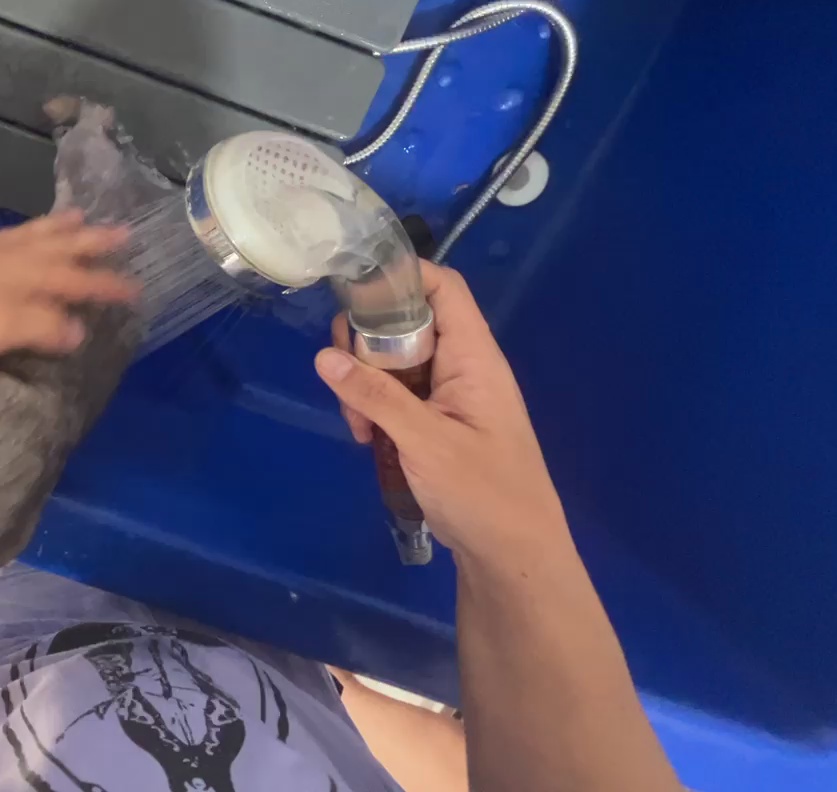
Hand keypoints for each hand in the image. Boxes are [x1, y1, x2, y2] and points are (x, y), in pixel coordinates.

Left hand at [0, 210, 137, 372]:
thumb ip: (41, 324)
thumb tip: (80, 329)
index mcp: (17, 274)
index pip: (74, 280)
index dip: (106, 286)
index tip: (138, 290)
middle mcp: (0, 258)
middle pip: (55, 247)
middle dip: (90, 242)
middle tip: (122, 232)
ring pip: (26, 236)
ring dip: (57, 229)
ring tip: (77, 217)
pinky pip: (1, 240)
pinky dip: (22, 236)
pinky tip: (13, 242)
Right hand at [315, 263, 570, 568]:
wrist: (514, 560)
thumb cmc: (485, 494)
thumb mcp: (424, 442)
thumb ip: (374, 395)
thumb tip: (323, 355)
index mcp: (474, 359)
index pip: (443, 289)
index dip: (403, 275)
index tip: (352, 287)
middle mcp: (460, 367)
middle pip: (405, 323)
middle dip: (365, 343)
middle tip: (343, 375)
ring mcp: (446, 394)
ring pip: (391, 360)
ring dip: (363, 383)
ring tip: (359, 424)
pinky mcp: (433, 420)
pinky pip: (392, 393)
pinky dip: (372, 407)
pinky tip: (367, 437)